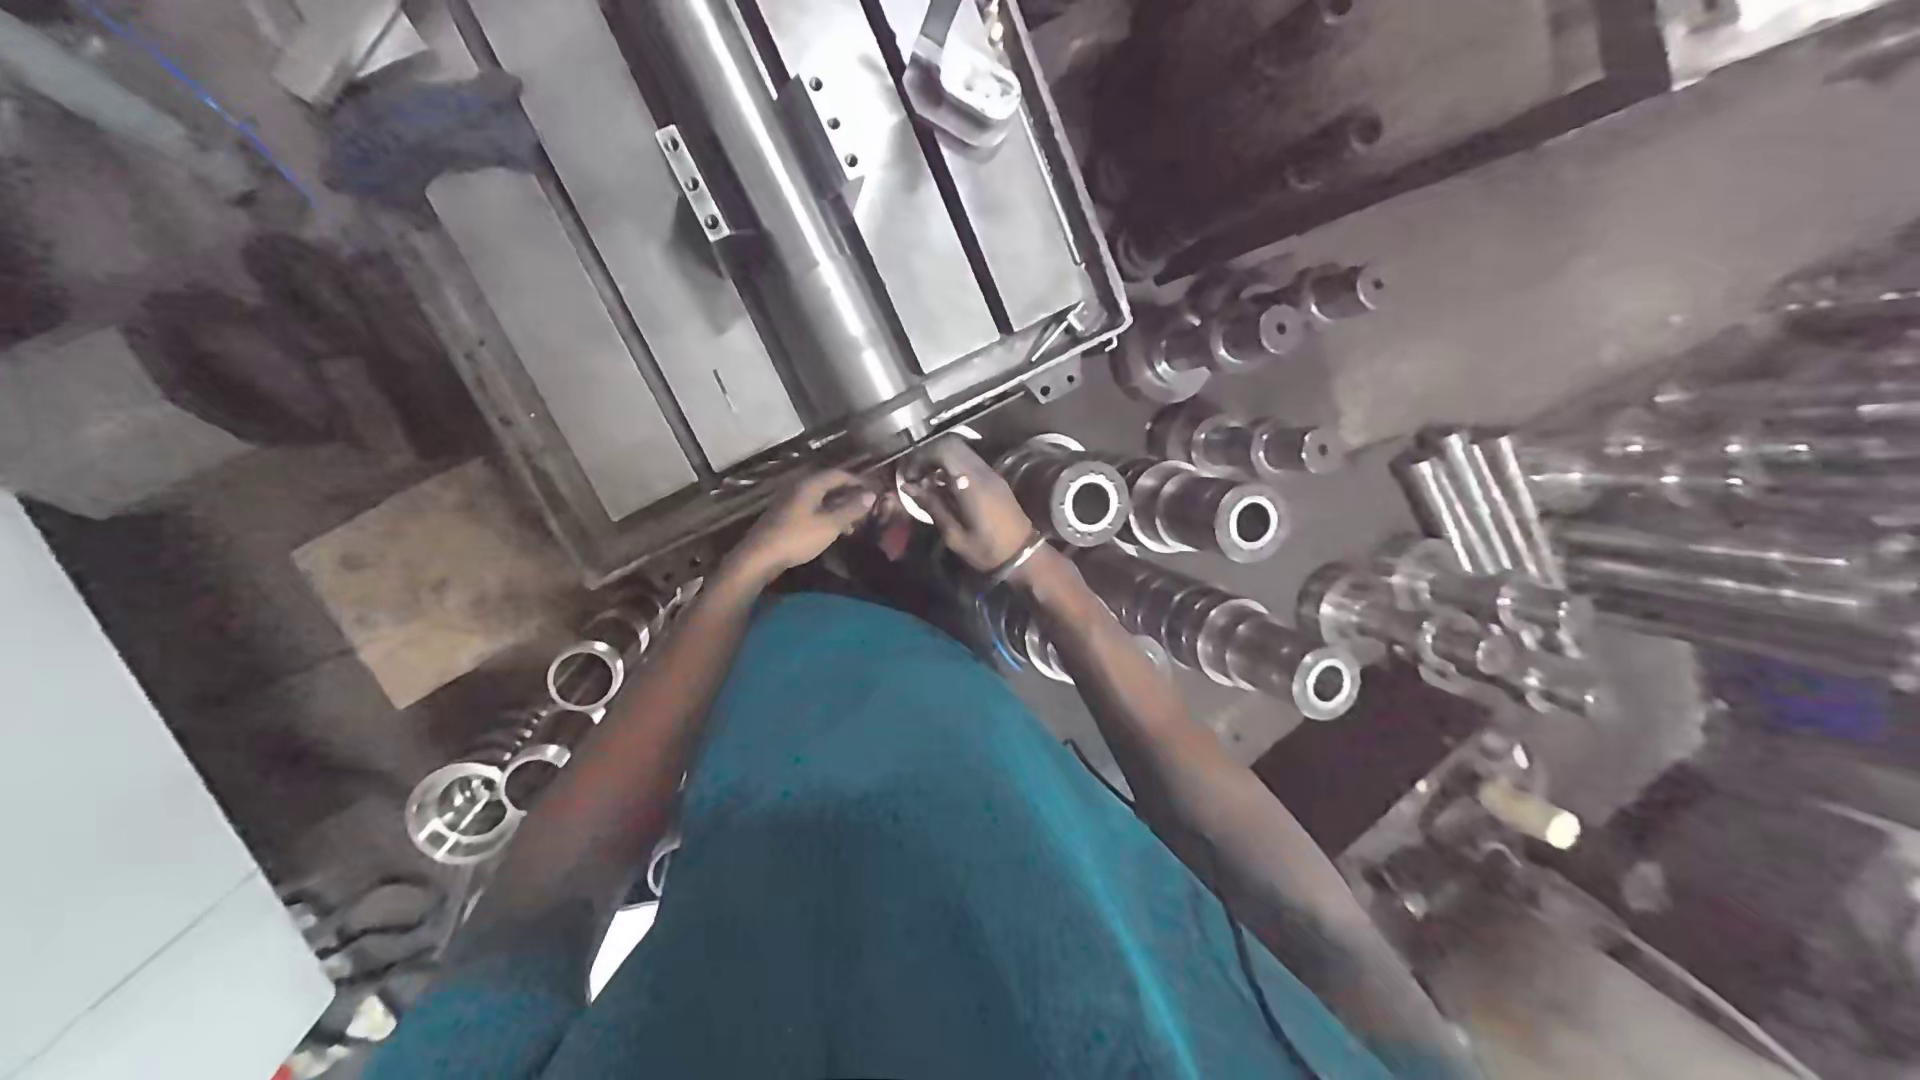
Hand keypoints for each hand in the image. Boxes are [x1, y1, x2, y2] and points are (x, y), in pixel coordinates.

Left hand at [730, 468, 876, 580]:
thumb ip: (851, 509)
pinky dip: (825, 515)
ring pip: (820, 498)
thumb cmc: (797, 537)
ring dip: (838, 507)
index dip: (858, 481)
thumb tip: (871, 495)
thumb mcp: (830, 524)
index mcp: (810, 484)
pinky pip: (811, 508)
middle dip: (849, 495)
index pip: (839, 474)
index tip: (874, 491)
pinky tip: (833, 530)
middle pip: (829, 485)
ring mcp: (789, 501)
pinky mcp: (784, 515)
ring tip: (853, 524)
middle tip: (866, 508)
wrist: (759, 556)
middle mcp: (798, 487)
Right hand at [902, 437, 1038, 573]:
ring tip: (927, 482)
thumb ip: (932, 506)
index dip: (921, 456)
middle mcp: (983, 472)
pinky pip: (970, 462)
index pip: (944, 450)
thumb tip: (909, 486)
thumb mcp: (954, 535)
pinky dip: (953, 466)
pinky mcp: (995, 479)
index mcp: (972, 485)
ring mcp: (992, 473)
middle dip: (929, 455)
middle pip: (952, 444)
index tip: (910, 475)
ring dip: (941, 460)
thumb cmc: (987, 550)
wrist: (1024, 555)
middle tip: (915, 476)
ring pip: (961, 451)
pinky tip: (944, 486)